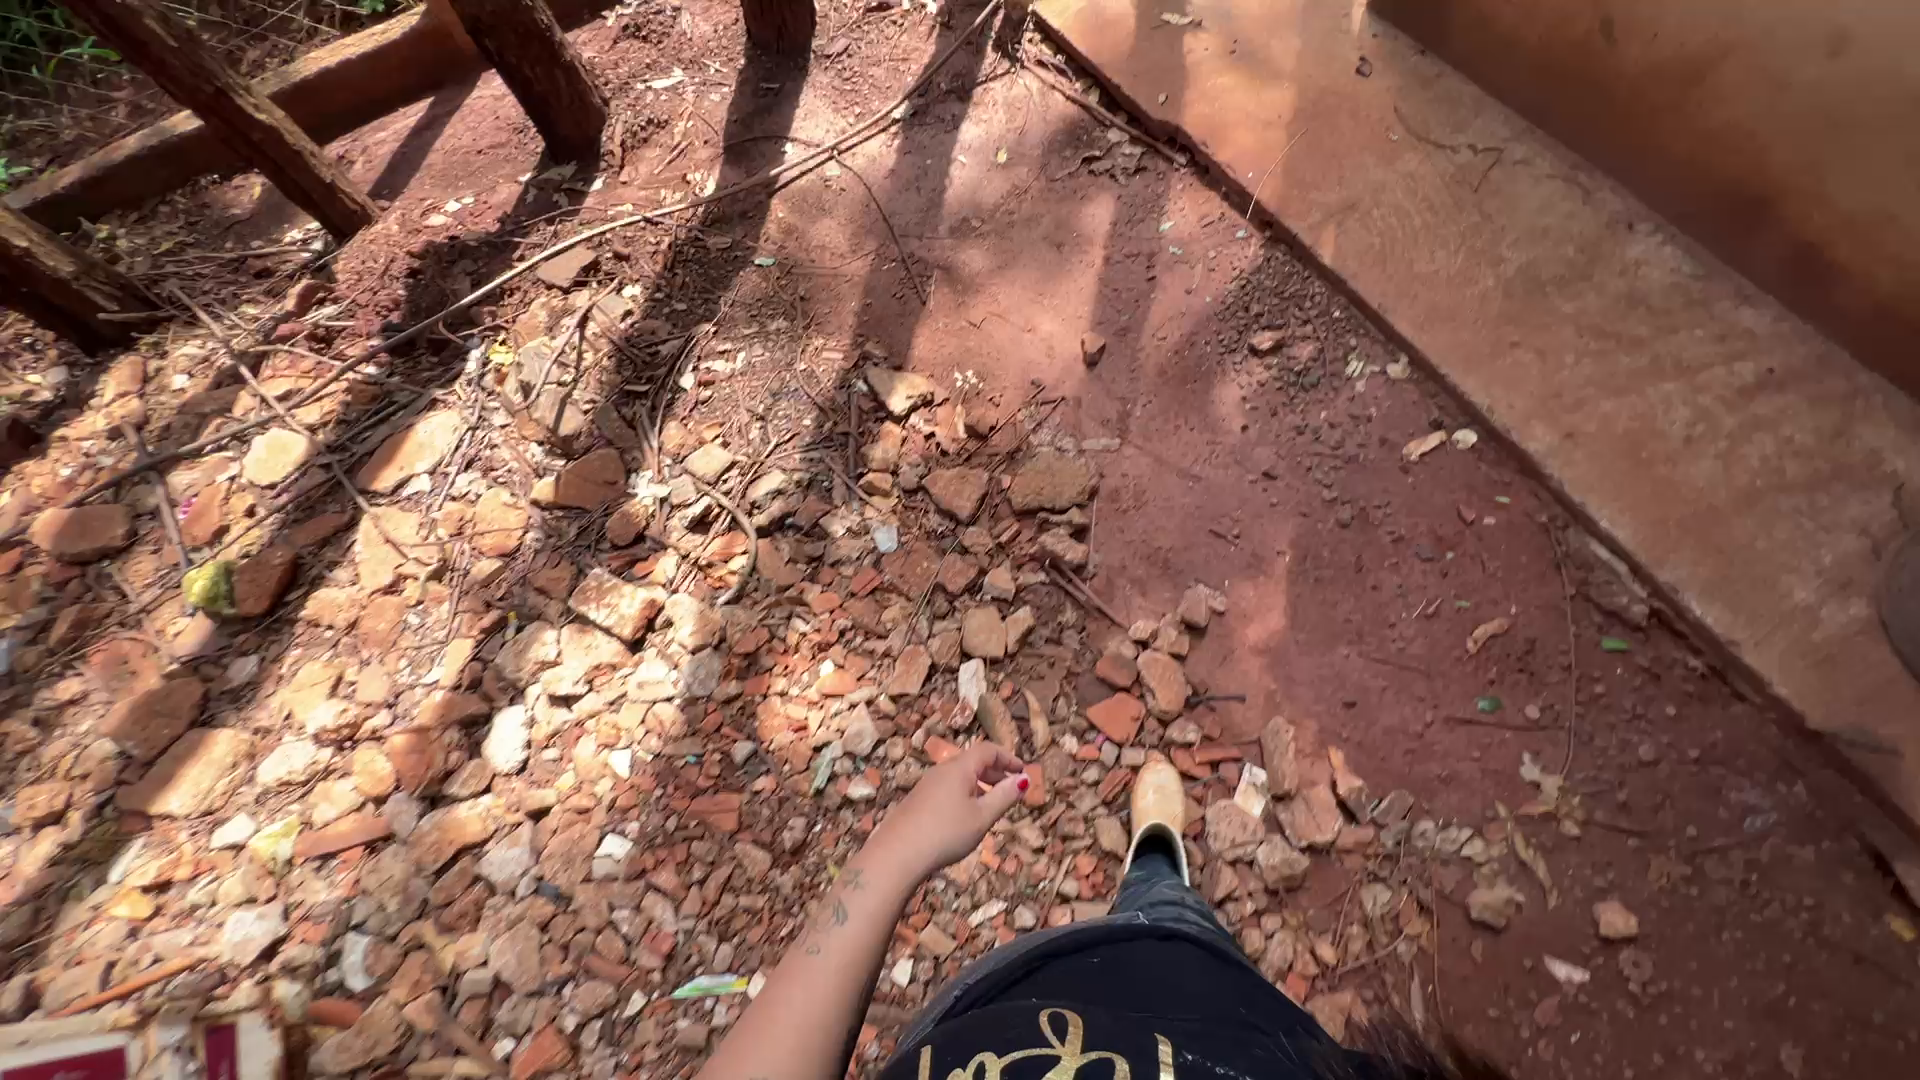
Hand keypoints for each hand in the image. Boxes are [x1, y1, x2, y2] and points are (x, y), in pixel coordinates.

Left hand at [865, 741, 1028, 884]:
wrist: (897, 854)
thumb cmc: (946, 832)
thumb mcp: (982, 817)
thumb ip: (1004, 796)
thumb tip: (1023, 779)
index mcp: (959, 768)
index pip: (987, 750)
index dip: (1007, 757)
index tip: (1023, 771)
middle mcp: (942, 770)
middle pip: (973, 760)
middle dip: (996, 771)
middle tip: (1012, 788)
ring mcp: (927, 784)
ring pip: (960, 776)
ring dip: (980, 783)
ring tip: (992, 804)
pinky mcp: (918, 800)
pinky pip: (948, 788)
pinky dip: (965, 793)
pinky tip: (967, 816)